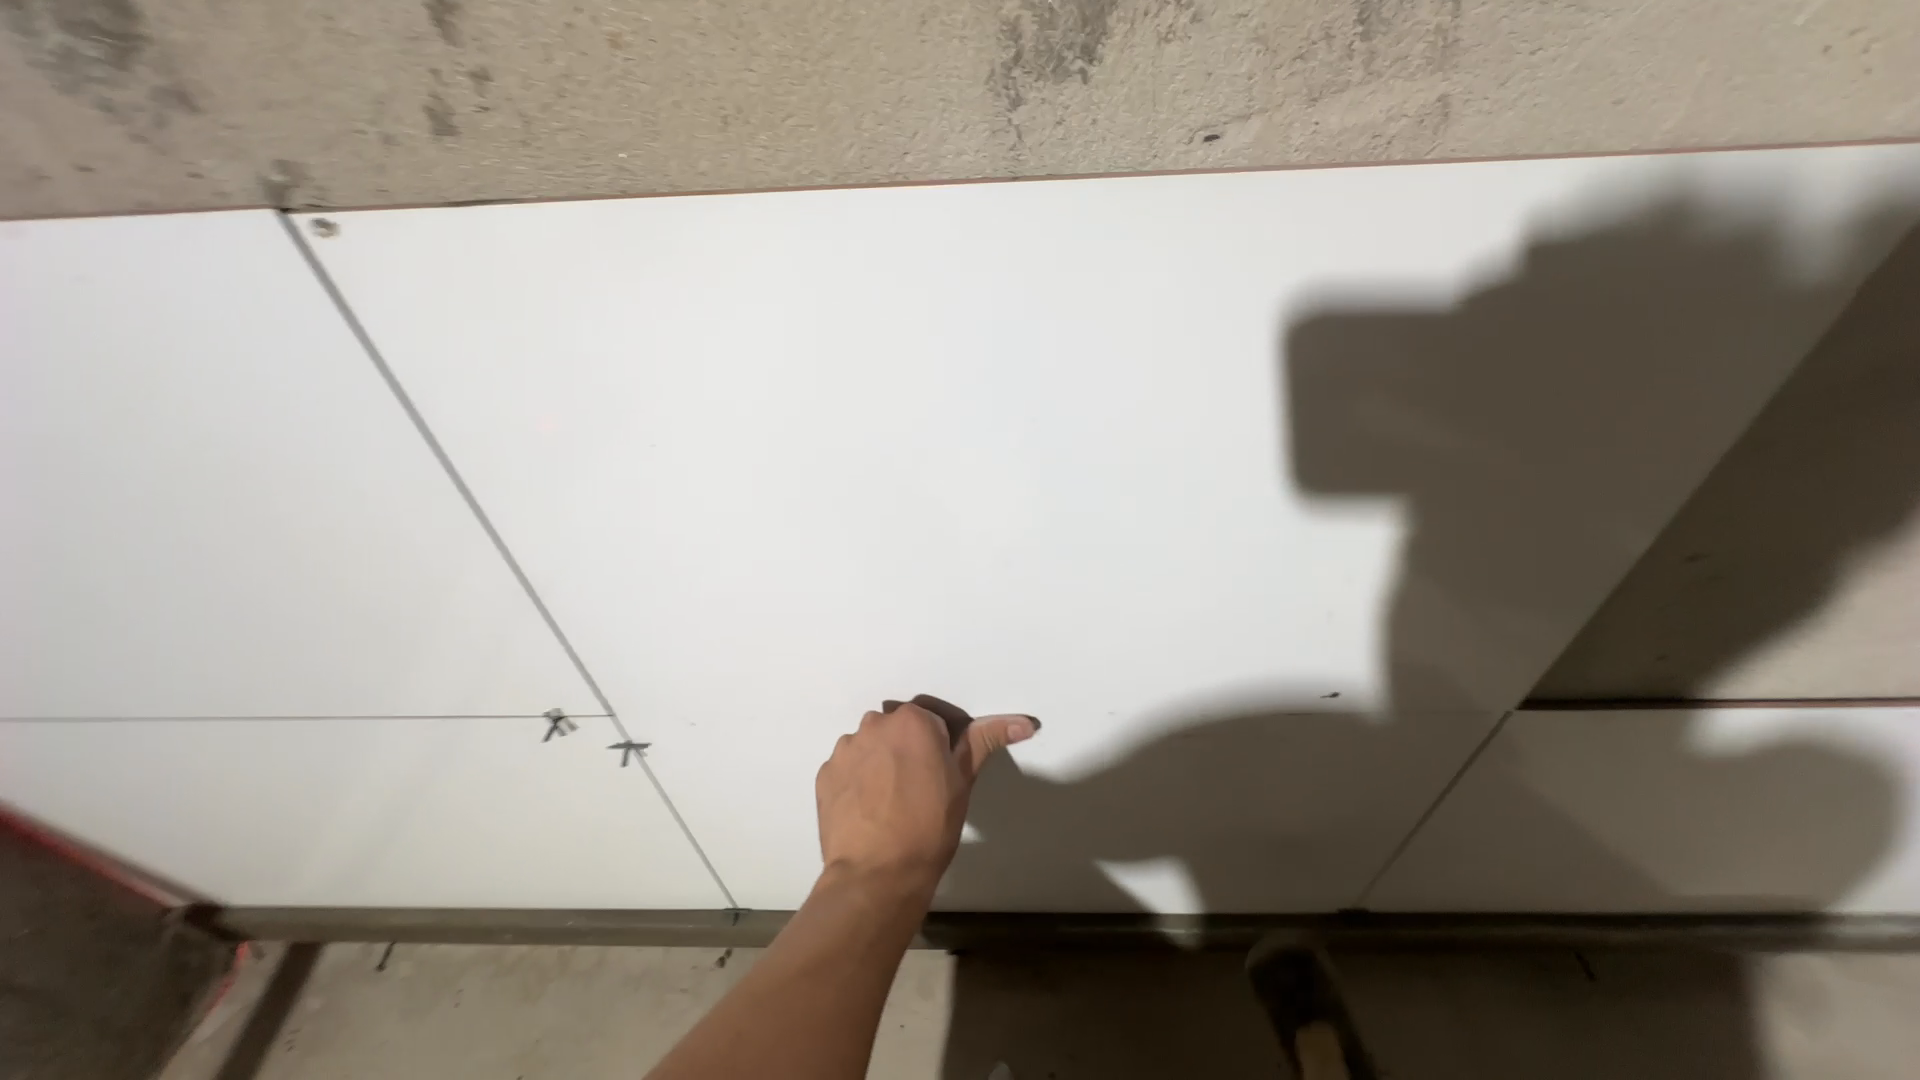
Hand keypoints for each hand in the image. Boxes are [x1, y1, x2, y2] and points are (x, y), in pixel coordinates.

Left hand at [815, 696, 1037, 892]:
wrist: (877, 874)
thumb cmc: (929, 826)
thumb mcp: (964, 781)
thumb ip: (987, 741)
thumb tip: (1025, 722)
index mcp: (912, 720)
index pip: (932, 720)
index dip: (941, 747)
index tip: (943, 774)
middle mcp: (873, 725)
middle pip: (897, 730)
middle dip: (908, 751)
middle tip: (920, 789)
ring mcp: (845, 750)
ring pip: (871, 748)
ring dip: (881, 764)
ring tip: (892, 804)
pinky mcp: (825, 775)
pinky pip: (848, 770)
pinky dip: (858, 783)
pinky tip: (870, 811)